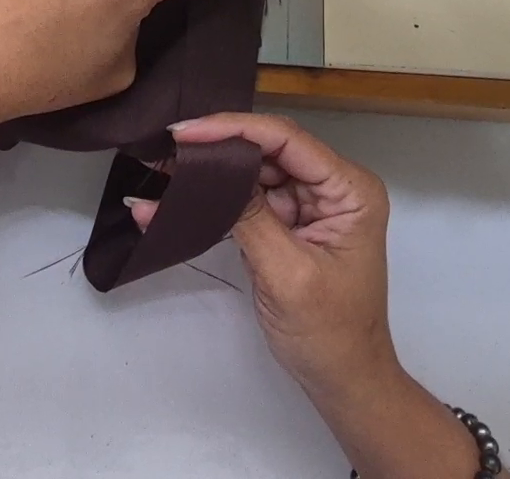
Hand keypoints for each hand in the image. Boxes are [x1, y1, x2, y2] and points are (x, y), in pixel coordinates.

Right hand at [128, 111, 396, 389]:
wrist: (342, 381)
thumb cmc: (328, 332)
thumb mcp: (287, 273)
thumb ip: (251, 216)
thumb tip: (212, 170)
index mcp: (349, 189)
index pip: (287, 140)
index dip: (235, 129)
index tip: (186, 131)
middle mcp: (331, 185)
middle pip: (266, 149)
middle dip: (216, 147)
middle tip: (165, 146)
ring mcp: (307, 202)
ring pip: (250, 170)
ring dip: (208, 173)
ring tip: (160, 167)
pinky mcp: (284, 221)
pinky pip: (244, 199)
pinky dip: (211, 200)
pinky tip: (171, 200)